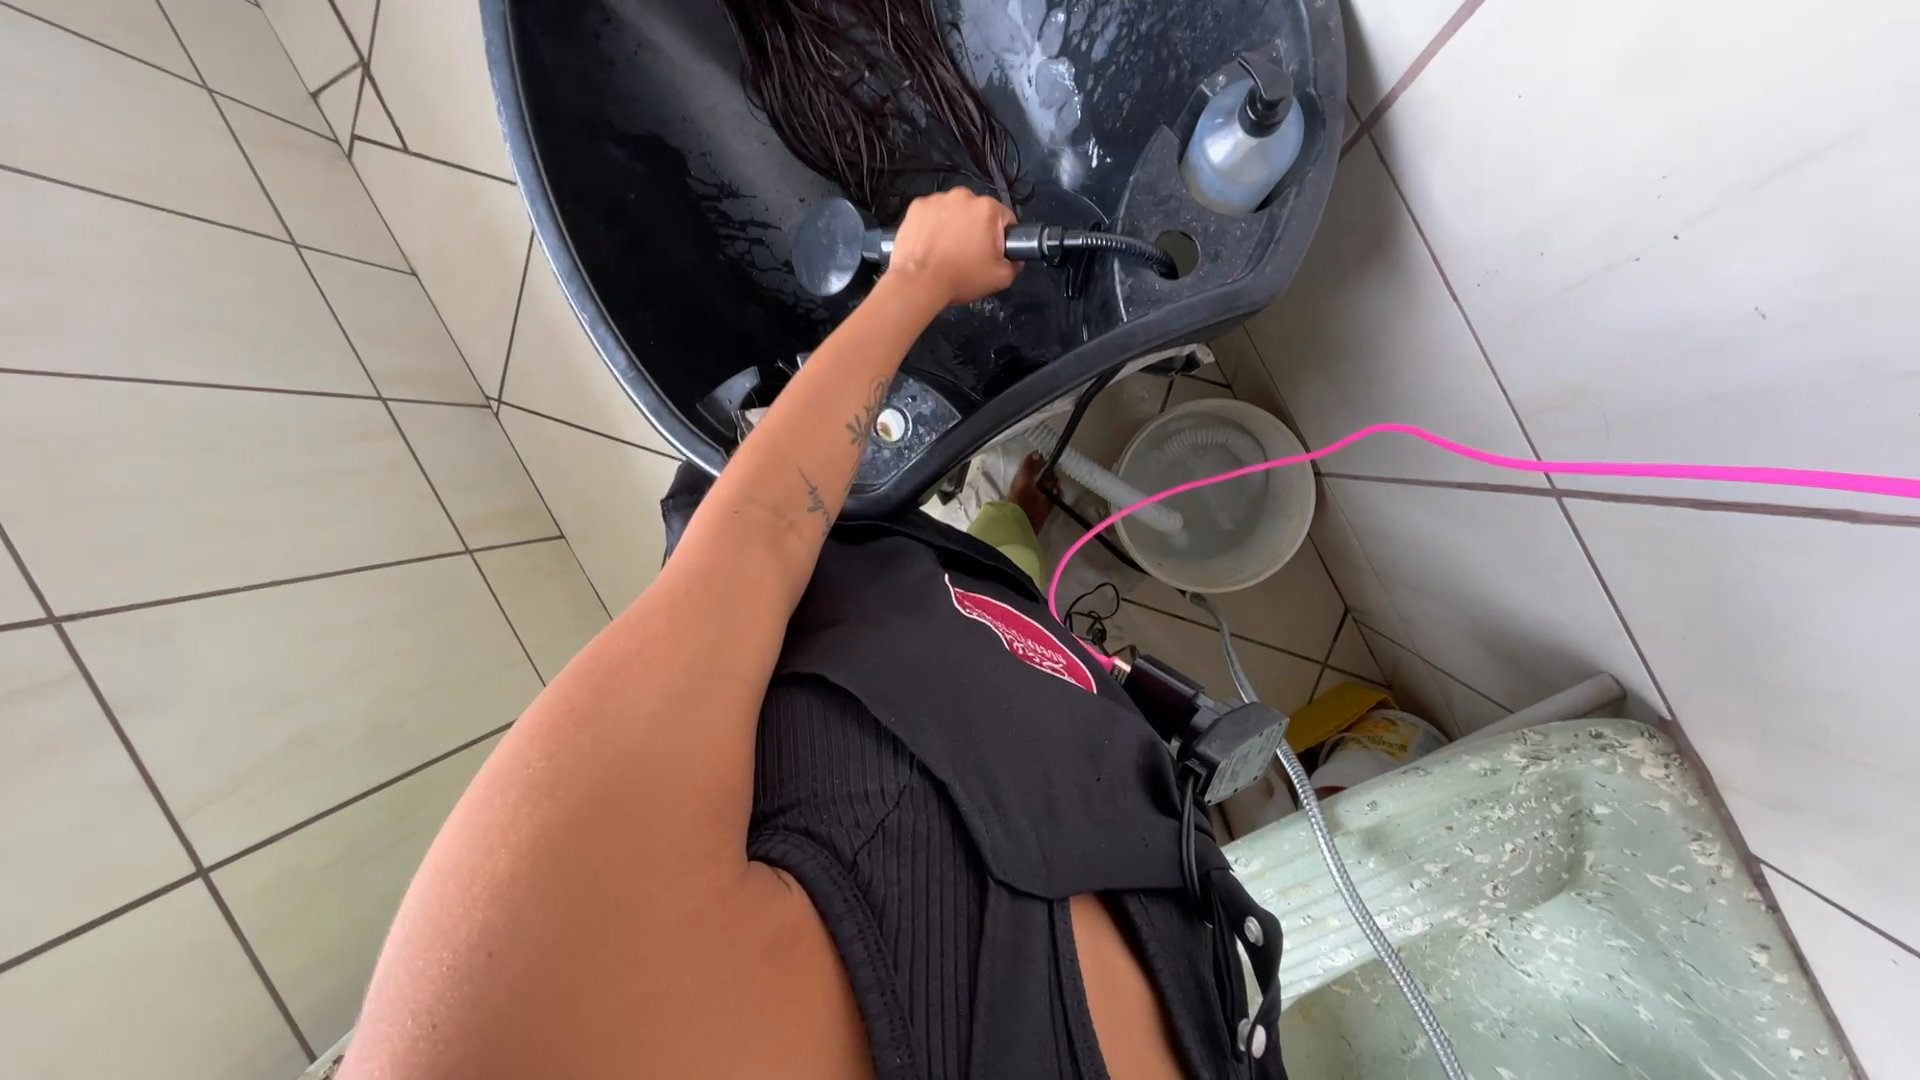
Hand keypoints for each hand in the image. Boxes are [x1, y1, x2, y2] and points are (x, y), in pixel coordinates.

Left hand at [884, 189, 1018, 308]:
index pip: (1006, 219)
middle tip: (968, 256)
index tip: (992, 254)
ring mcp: (937, 199)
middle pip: (978, 213)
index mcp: (988, 208)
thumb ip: (1015, 264)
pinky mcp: (916, 206)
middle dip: (977, 230)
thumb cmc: (959, 278)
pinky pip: (932, 214)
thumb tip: (1014, 258)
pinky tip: (931, 246)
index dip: (1002, 239)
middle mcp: (963, 195)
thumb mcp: (1000, 279)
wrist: (917, 283)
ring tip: (946, 252)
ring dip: (954, 226)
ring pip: (954, 212)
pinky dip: (933, 226)